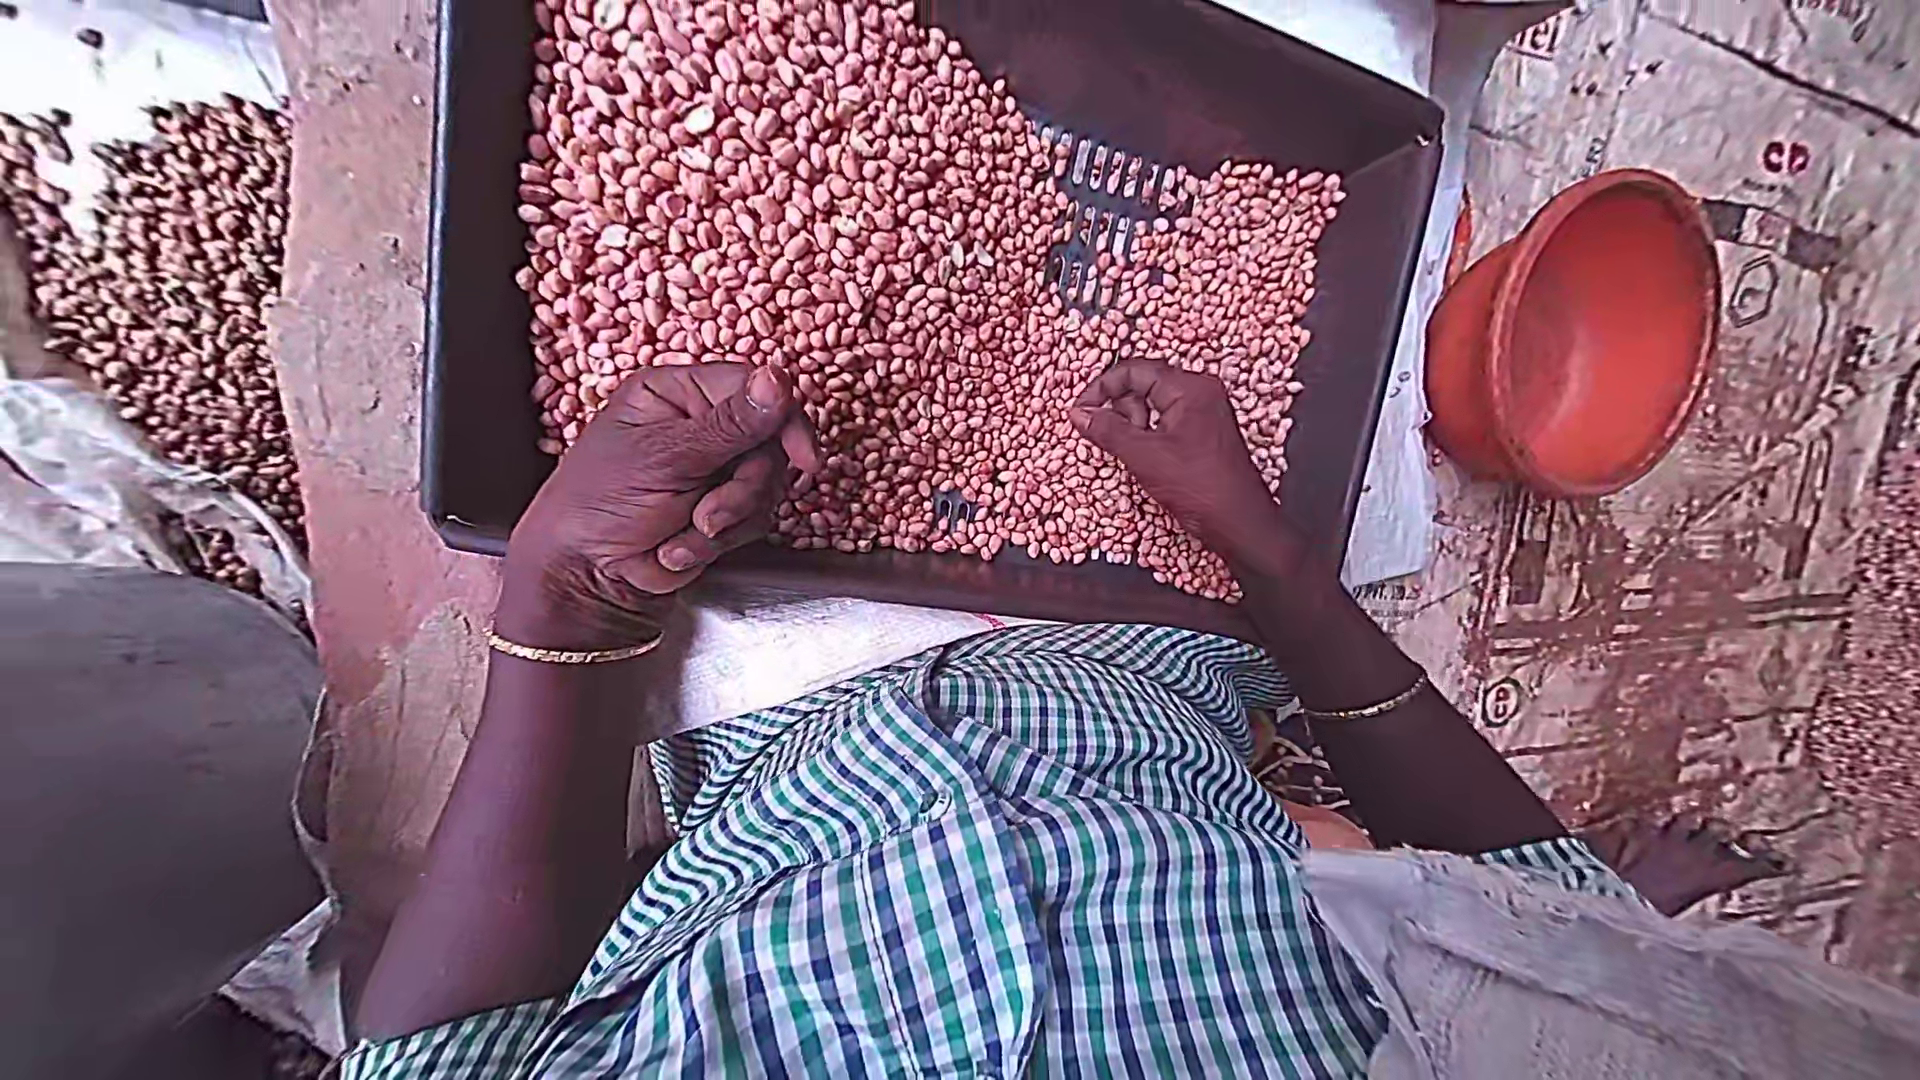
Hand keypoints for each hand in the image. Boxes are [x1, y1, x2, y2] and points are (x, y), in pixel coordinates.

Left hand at [498, 363, 820, 649]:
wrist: (587, 573)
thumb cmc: (600, 502)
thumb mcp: (665, 456)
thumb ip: (730, 423)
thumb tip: (778, 380)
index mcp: (680, 394)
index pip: (755, 388)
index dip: (785, 421)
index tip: (804, 457)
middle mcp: (706, 425)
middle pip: (771, 444)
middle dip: (744, 488)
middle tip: (710, 512)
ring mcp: (720, 468)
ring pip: (768, 486)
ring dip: (730, 518)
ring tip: (687, 530)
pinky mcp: (729, 507)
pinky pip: (756, 518)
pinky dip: (723, 539)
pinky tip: (682, 544)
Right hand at [1069, 358, 1302, 573]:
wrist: (1237, 522)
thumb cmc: (1201, 487)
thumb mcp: (1143, 455)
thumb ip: (1107, 430)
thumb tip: (1080, 414)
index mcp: (1190, 388)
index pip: (1134, 370)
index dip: (1101, 388)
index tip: (1081, 411)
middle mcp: (1199, 394)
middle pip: (1142, 386)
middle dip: (1120, 411)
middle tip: (1113, 439)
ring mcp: (1202, 414)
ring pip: (1151, 407)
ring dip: (1132, 427)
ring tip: (1135, 454)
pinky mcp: (1200, 435)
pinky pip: (1163, 424)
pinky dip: (1146, 438)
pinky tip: (1145, 460)